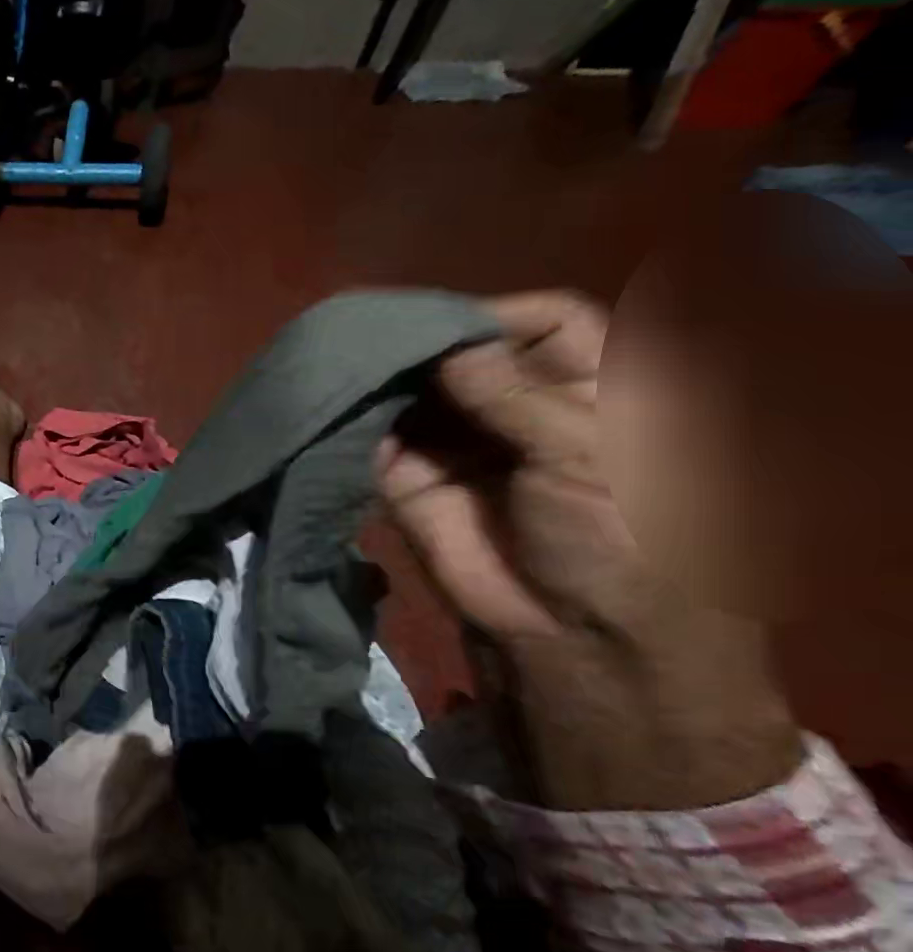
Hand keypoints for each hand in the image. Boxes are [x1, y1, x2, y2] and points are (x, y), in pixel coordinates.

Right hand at [377, 291, 800, 809]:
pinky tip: (332, 403)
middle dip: (422, 344)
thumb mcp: (585, 454)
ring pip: (416, 391)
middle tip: (368, 332)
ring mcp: (459, 442)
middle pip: (466, 353)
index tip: (441, 322)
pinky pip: (378, 437)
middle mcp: (519, 408)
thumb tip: (440, 345)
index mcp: (591, 390)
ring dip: (383, 379)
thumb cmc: (620, 538)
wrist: (572, 637)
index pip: (545, 322)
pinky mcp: (407, 477)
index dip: (495, 313)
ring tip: (341, 361)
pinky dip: (357, 420)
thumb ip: (511, 394)